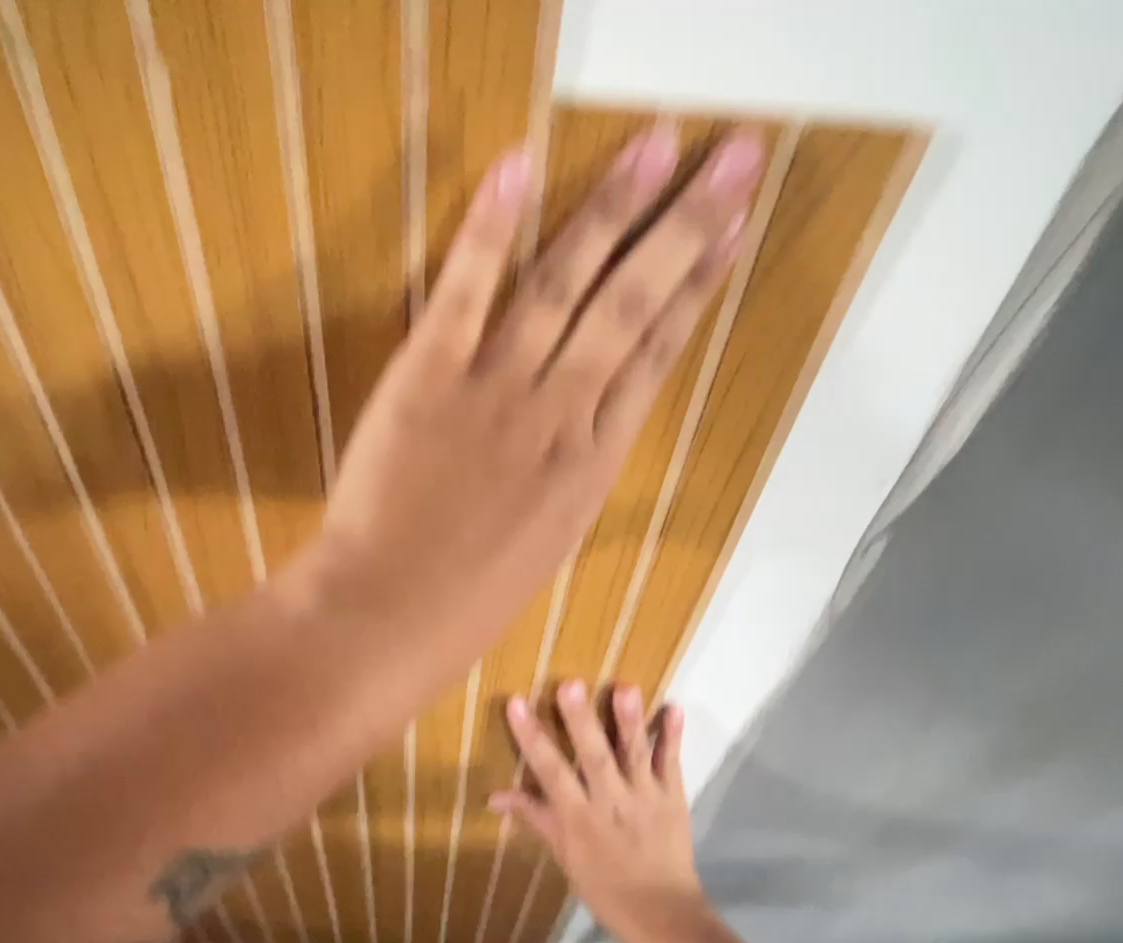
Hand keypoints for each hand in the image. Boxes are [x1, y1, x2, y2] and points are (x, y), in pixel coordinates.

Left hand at [301, 126, 765, 666]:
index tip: (732, 230)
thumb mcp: (547, 541)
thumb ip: (572, 473)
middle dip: (685, 226)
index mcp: (594, 462)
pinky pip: (467, 296)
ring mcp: (497, 394)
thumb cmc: (468, 598)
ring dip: (612, 210)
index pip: (658, 355)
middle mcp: (561, 416)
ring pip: (565, 289)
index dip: (698, 287)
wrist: (387, 618)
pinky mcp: (428, 380)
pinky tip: (521, 167)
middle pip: (633, 307)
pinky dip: (492, 231)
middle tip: (734, 155)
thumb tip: (592, 425)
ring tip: (658, 144)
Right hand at [492, 680, 705, 935]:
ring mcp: (645, 798)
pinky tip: (673, 708)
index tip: (516, 704)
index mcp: (579, 818)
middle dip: (581, 722)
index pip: (550, 773)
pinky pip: (672, 763)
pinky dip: (673, 737)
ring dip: (630, 722)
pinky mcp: (673, 797)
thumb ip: (535, 817)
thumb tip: (495, 795)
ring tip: (625, 688)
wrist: (661, 914)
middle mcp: (610, 803)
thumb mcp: (564, 855)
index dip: (532, 739)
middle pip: (594, 758)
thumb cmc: (604, 885)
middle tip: (570, 685)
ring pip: (635, 756)